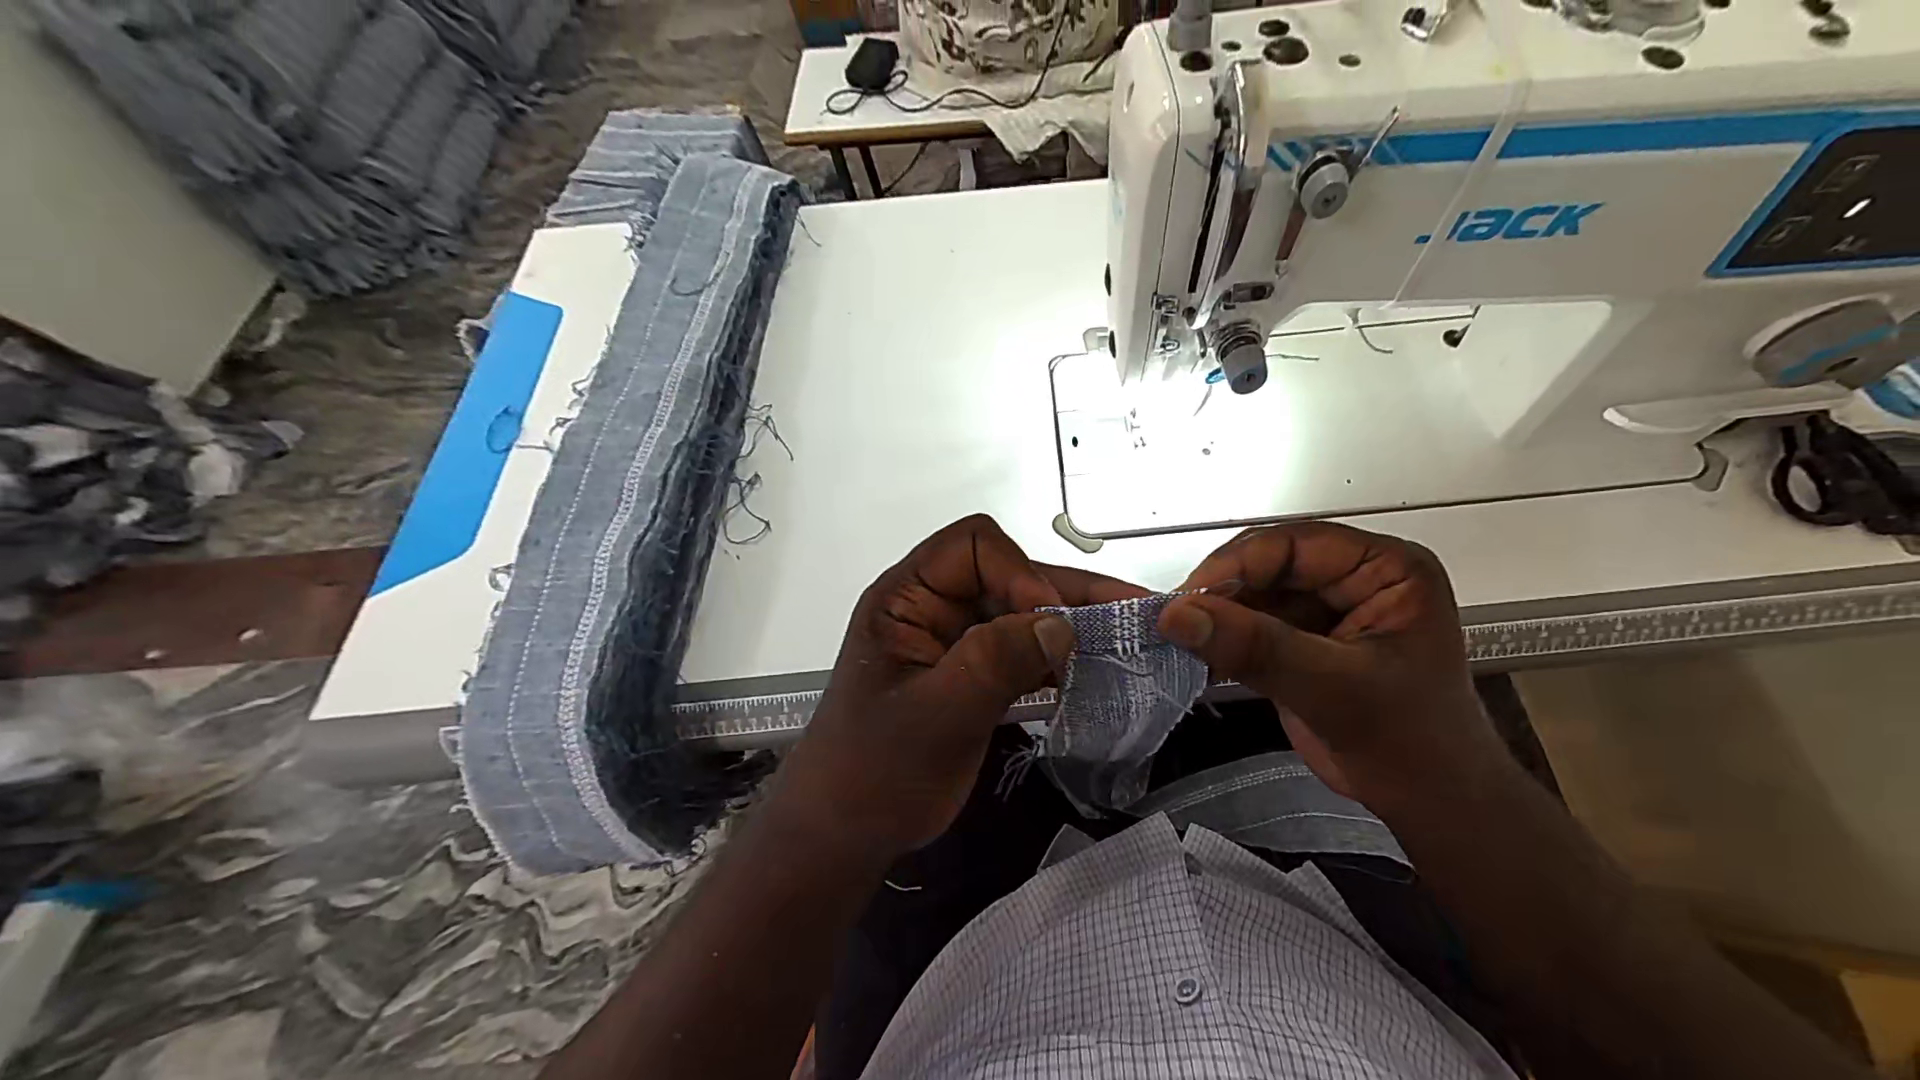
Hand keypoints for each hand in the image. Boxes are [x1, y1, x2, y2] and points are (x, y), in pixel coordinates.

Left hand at [775, 514, 1149, 855]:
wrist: (845, 834)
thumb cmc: (871, 774)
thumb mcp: (934, 715)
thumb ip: (994, 662)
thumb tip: (1060, 623)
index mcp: (906, 599)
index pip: (973, 548)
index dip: (1018, 574)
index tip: (1048, 622)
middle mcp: (932, 610)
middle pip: (1007, 576)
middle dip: (1063, 594)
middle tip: (1128, 613)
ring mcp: (953, 643)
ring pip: (1022, 614)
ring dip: (1069, 625)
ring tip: (1124, 639)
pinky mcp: (971, 676)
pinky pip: (1022, 651)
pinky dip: (1056, 659)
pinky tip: (1092, 672)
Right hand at [1155, 522, 1496, 801]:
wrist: (1430, 802)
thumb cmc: (1419, 745)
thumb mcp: (1333, 687)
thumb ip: (1257, 648)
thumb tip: (1184, 615)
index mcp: (1386, 570)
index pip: (1294, 544)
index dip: (1236, 565)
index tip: (1191, 597)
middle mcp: (1353, 581)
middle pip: (1266, 566)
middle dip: (1221, 593)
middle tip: (1180, 619)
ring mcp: (1324, 611)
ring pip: (1250, 594)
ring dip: (1215, 617)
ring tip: (1184, 639)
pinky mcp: (1299, 641)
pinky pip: (1247, 625)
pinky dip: (1219, 639)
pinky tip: (1201, 655)